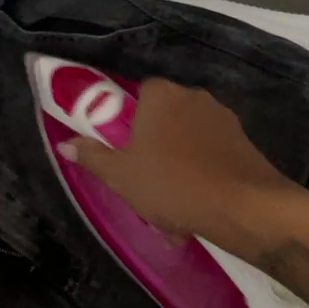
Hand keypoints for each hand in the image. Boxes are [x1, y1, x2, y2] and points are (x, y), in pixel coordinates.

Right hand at [59, 78, 295, 239]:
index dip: (129, 125)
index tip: (125, 154)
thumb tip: (66, 143)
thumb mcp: (121, 175)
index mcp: (161, 94)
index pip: (138, 95)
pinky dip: (202, 177)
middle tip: (145, 189)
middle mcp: (192, 95)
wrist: (242, 205)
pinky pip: (211, 156)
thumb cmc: (172, 183)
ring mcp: (221, 116)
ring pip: (187, 142)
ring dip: (178, 170)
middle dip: (155, 153)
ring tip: (172, 213)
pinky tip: (197, 211)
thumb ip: (92, 156)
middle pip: (164, 120)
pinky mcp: (242, 140)